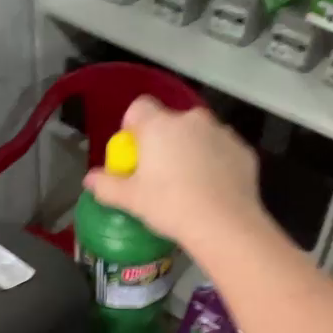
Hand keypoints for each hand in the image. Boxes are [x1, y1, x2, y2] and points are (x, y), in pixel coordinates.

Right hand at [84, 96, 266, 249]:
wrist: (224, 224)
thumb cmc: (170, 206)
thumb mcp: (130, 200)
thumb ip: (106, 185)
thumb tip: (89, 180)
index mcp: (159, 126)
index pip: (139, 108)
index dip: (133, 128)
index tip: (134, 153)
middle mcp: (191, 120)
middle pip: (170, 123)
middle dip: (164, 142)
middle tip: (160, 175)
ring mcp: (221, 132)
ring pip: (198, 135)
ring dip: (191, 151)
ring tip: (188, 185)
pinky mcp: (243, 150)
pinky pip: (222, 151)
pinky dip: (215, 163)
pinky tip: (212, 190)